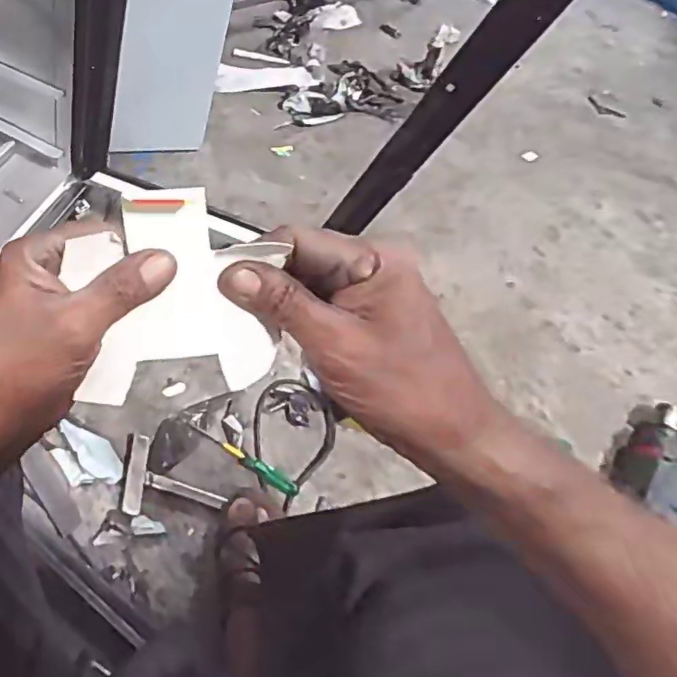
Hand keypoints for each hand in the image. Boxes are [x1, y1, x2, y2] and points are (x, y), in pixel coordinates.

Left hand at [0, 223, 174, 451]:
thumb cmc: (18, 373)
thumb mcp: (78, 323)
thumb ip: (120, 289)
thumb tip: (159, 261)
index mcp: (29, 258)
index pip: (90, 233)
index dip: (127, 242)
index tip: (162, 252)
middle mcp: (35, 273)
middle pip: (96, 259)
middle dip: (130, 271)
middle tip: (165, 277)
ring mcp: (47, 301)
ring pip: (98, 287)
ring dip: (125, 296)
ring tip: (157, 301)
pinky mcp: (58, 326)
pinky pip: (95, 311)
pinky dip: (115, 317)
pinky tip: (138, 327)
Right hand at [217, 226, 511, 471]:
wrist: (454, 437)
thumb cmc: (400, 390)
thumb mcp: (332, 343)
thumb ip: (281, 303)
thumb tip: (233, 273)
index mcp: (372, 258)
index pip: (298, 240)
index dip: (257, 258)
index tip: (222, 284)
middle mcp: (372, 263)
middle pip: (301, 260)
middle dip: (267, 285)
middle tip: (233, 312)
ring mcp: (371, 289)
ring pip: (306, 284)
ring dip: (280, 306)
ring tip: (254, 329)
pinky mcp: (366, 314)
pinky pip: (320, 305)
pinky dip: (297, 320)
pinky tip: (280, 338)